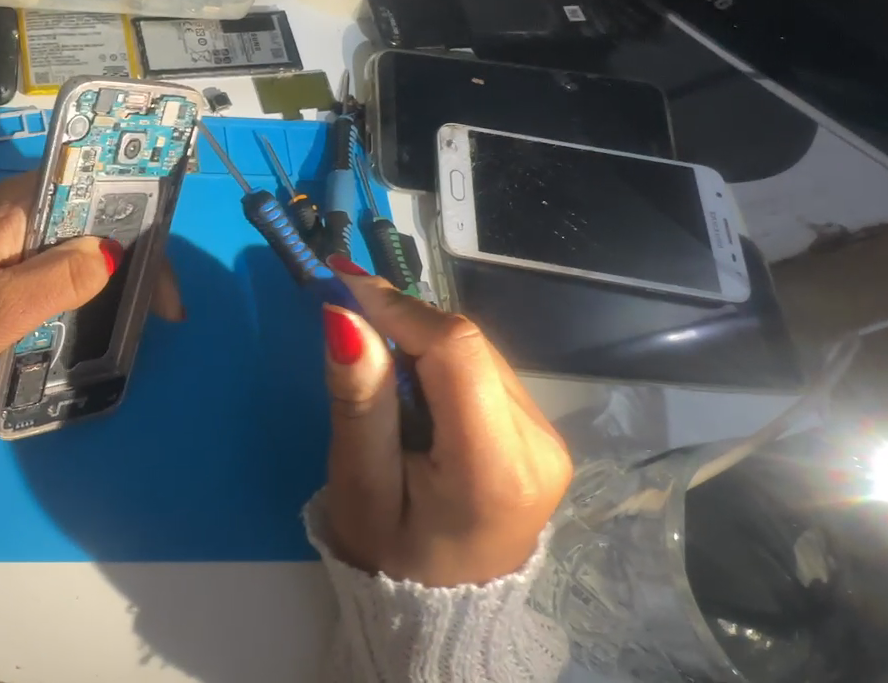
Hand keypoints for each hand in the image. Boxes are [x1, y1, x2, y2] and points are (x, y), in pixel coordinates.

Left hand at [0, 169, 182, 392]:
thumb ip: (59, 278)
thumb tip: (116, 253)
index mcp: (18, 208)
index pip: (100, 198)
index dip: (143, 237)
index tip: (163, 291)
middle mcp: (12, 208)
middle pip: (92, 216)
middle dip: (133, 257)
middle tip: (156, 312)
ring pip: (70, 238)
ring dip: (106, 270)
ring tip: (133, 313)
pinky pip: (45, 258)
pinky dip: (74, 281)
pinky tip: (85, 309)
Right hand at [318, 258, 571, 586]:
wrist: (442, 608)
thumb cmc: (391, 553)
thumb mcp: (359, 486)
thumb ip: (359, 401)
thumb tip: (344, 316)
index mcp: (496, 465)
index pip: (455, 351)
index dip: (397, 305)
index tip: (341, 280)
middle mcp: (538, 442)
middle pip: (466, 344)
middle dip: (401, 319)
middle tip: (342, 312)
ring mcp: (546, 437)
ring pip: (474, 350)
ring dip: (416, 338)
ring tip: (369, 355)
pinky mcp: (538, 433)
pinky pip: (480, 369)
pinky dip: (434, 359)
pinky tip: (405, 382)